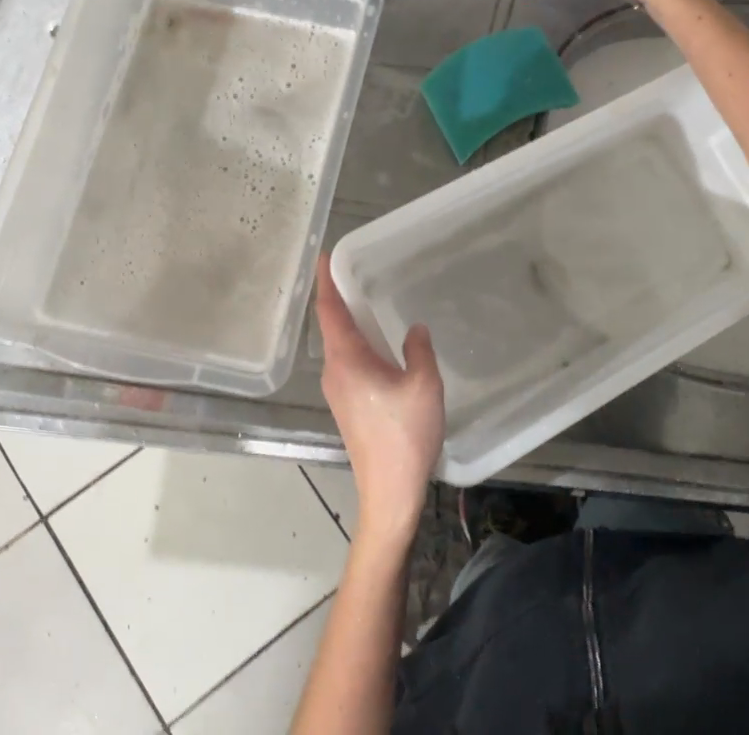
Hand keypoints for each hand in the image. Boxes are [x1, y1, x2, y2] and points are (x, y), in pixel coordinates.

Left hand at [315, 254, 443, 544]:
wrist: (389, 491)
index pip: (330, 310)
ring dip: (350, 322)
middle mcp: (334, 372)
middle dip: (339, 298)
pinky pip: (349, 363)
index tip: (324, 256)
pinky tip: (380, 344)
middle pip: (331, 326)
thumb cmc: (405, 435)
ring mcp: (338, 392)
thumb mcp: (424, 385)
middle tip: (354, 272)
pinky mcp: (347, 407)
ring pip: (340, 346)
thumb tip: (414, 329)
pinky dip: (359, 344)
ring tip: (368, 301)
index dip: (326, 282)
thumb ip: (419, 350)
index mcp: (347, 360)